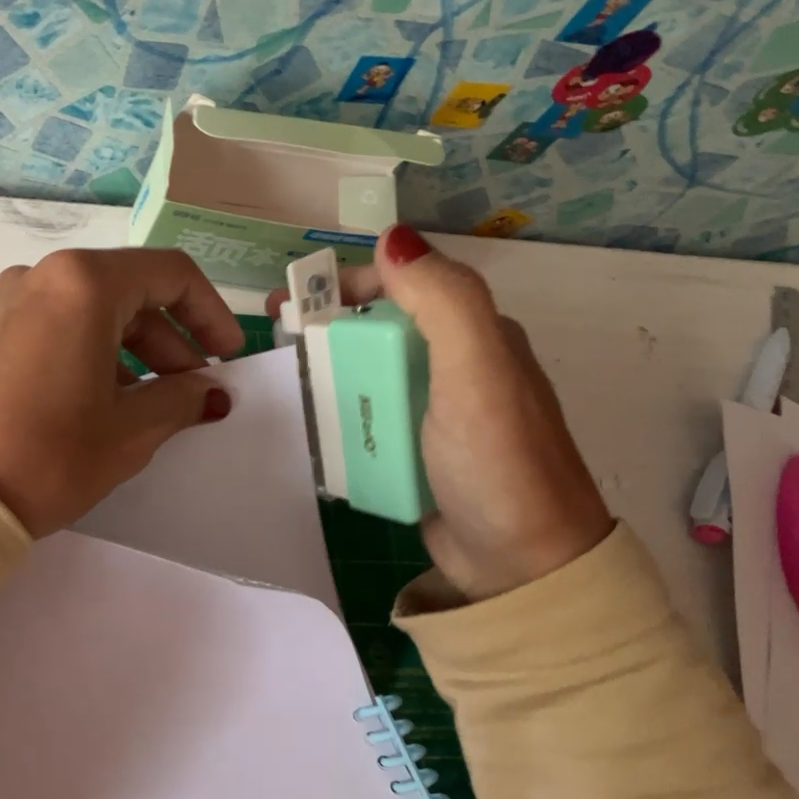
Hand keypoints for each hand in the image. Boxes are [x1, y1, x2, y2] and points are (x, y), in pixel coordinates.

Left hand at [0, 249, 242, 537]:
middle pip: (123, 291)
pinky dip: (80, 353)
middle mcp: (37, 278)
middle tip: (188, 388)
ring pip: (82, 312)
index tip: (226, 355)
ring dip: (124, 349)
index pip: (168, 274)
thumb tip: (206, 390)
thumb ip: (178, 400)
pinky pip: (45, 328)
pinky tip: (88, 400)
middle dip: (167, 338)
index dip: (210, 312)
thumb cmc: (45, 460)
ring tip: (142, 402)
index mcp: (81, 285)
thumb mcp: (126, 434)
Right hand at [267, 226, 612, 601]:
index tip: (295, 301)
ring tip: (284, 388)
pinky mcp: (414, 456)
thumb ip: (443, 302)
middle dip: (328, 331)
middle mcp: (455, 369)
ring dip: (326, 376)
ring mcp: (433, 416)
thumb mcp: (476, 372)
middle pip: (380, 332)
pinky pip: (365, 424)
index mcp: (477, 338)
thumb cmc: (497, 462)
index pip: (407, 287)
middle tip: (278, 343)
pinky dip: (336, 420)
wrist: (519, 563)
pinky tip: (308, 429)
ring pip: (368, 378)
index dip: (352, 283)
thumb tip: (393, 236)